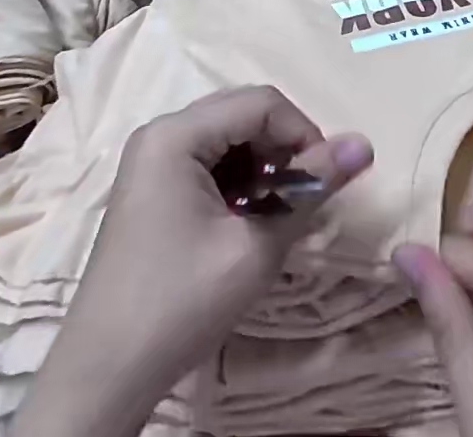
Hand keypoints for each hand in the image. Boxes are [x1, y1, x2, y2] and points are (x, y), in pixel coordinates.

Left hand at [14, 86, 373, 436]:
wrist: (108, 369)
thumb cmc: (182, 301)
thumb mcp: (256, 246)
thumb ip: (310, 188)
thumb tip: (364, 144)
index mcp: (176, 134)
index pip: (259, 103)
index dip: (303, 133)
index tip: (327, 179)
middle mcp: (161, 132)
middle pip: (241, 113)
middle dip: (282, 148)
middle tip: (303, 196)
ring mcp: (153, 158)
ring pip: (228, 137)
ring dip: (263, 165)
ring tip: (277, 212)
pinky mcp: (154, 184)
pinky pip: (209, 161)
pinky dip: (239, 180)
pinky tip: (249, 218)